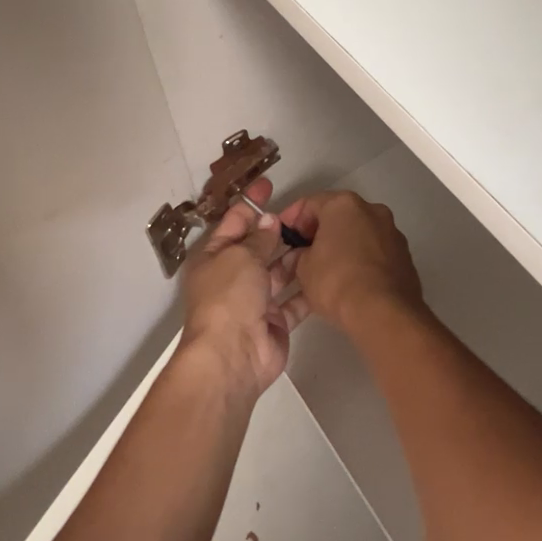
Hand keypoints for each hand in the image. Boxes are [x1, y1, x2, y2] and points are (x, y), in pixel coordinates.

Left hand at [177, 178, 309, 396]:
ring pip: (278, 272)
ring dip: (296, 258)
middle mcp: (232, 277)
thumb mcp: (241, 256)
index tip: (270, 185)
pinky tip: (326, 271)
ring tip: (322, 238)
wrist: (233, 356)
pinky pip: (294, 300)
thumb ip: (260, 237)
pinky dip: (307, 288)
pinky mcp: (274, 322)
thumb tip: (269, 220)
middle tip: (308, 214)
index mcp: (215, 257)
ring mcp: (254, 302)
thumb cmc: (230, 297)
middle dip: (278, 231)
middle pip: (258, 247)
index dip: (252, 203)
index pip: (234, 222)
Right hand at [277, 190, 423, 333]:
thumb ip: (299, 256)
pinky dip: (361, 259)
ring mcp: (392, 232)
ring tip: (326, 269)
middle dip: (319, 232)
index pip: (311, 203)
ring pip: (359, 233)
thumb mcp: (304, 269)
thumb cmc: (336, 281)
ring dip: (342, 245)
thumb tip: (301, 256)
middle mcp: (372, 210)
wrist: (384, 311)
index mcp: (344, 205)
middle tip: (301, 252)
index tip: (281, 236)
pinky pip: (375, 251)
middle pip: (338, 215)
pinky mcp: (404, 255)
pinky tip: (350, 280)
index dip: (292, 219)